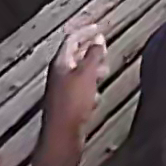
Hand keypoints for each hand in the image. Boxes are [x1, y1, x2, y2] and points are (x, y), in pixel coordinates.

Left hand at [42, 23, 108, 144]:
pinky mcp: (66, 104)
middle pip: (74, 54)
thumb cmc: (74, 101)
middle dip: (91, 50)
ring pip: (78, 72)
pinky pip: (79, 88)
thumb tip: (99, 38)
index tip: (99, 28)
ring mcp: (61, 89)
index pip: (72, 39)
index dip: (85, 31)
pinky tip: (97, 95)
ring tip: (106, 69)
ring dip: (92, 68)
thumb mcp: (87, 74)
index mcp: (60, 62)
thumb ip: (94, 55)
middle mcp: (58, 73)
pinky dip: (89, 85)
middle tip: (105, 48)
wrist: (62, 136)